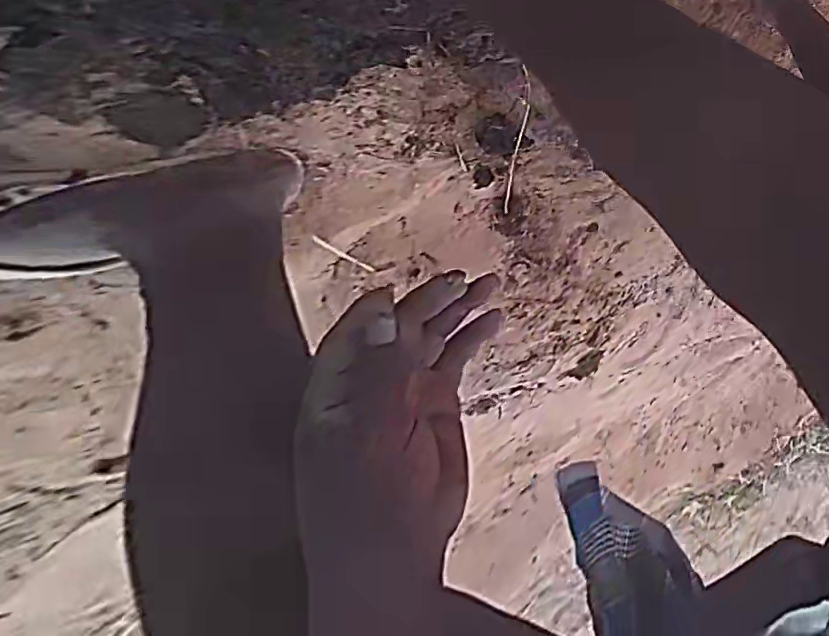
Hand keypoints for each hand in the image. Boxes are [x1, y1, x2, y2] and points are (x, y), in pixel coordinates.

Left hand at [294, 271, 502, 601]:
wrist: (396, 550)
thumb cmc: (368, 500)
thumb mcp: (373, 432)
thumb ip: (380, 370)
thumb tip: (383, 310)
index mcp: (336, 396)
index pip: (353, 337)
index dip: (375, 309)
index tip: (403, 284)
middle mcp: (369, 388)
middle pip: (399, 331)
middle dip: (431, 301)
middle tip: (463, 278)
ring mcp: (404, 395)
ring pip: (432, 339)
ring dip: (459, 311)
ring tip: (488, 285)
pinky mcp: (436, 405)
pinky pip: (455, 359)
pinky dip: (474, 337)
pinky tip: (493, 319)